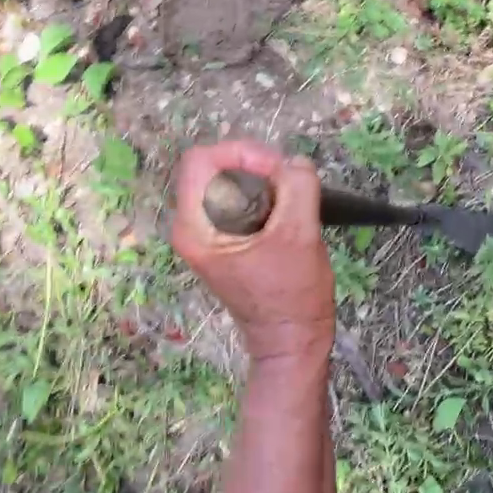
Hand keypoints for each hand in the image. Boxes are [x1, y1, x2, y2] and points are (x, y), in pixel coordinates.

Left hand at [171, 140, 335, 366]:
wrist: (293, 338)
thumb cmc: (292, 293)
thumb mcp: (299, 235)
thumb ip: (298, 188)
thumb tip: (295, 163)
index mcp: (196, 226)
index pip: (204, 159)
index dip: (245, 154)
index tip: (281, 172)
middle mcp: (193, 227)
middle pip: (218, 168)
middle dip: (259, 169)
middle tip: (293, 187)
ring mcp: (210, 235)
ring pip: (232, 184)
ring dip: (267, 185)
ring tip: (295, 203)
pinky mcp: (229, 242)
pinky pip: (242, 203)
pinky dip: (268, 200)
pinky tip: (289, 216)